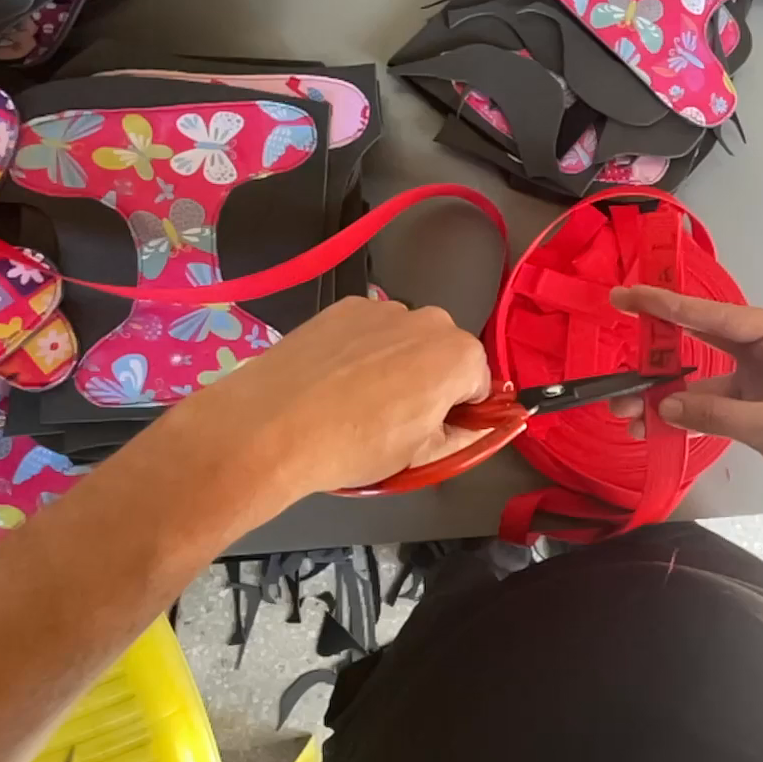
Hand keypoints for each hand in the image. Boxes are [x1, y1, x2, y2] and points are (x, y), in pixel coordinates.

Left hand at [148, 297, 490, 520]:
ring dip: (397, 361)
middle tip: (396, 417)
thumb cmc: (357, 445)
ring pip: (407, 339)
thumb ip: (470, 435)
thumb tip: (492, 424)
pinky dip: (363, 349)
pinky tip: (335, 379)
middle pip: (445, 353)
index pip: (479, 383)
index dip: (459, 410)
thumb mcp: (424, 455)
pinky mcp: (345, 306)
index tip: (432, 428)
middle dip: (431, 380)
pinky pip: (371, 328)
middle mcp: (430, 320)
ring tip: (358, 398)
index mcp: (461, 356)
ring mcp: (384, 308)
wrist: (270, 426)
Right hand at [608, 285, 762, 512]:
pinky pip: (711, 404)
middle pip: (705, 337)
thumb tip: (664, 406)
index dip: (671, 306)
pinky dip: (684, 415)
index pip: (720, 316)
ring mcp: (760, 378)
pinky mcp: (754, 406)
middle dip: (661, 339)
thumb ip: (716, 414)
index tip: (632, 295)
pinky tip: (652, 425)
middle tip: (619, 319)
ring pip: (702, 377)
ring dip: (665, 392)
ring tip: (623, 406)